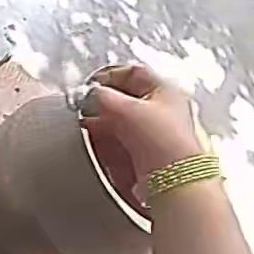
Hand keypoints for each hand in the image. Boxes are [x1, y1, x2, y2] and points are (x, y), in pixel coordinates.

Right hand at [78, 63, 207, 176]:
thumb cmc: (160, 140)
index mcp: (164, 91)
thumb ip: (101, 97)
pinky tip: (93, 141)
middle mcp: (160, 110)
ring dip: (99, 122)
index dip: (108, 76)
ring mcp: (151, 133)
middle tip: (82, 106)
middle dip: (100, 103)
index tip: (88, 85)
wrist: (170, 181)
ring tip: (84, 125)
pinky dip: (104, 139)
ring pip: (118, 120)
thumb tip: (86, 94)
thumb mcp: (126, 109)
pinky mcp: (142, 153)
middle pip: (123, 99)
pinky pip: (118, 140)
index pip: (133, 73)